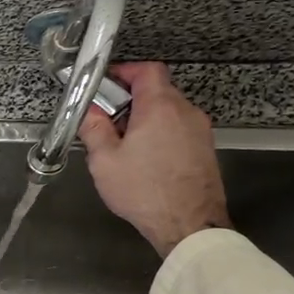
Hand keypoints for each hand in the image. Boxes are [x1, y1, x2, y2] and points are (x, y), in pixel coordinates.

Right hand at [77, 62, 230, 257]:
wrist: (187, 223)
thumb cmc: (144, 190)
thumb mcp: (104, 161)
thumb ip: (94, 130)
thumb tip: (89, 112)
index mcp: (160, 107)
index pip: (148, 70)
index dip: (125, 71)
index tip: (106, 83)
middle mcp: (185, 111)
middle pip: (158, 90)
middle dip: (129, 99)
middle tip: (105, 119)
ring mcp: (199, 129)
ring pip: (168, 111)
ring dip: (145, 118)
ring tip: (122, 144)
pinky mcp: (204, 147)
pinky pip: (178, 128)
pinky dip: (159, 132)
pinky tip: (143, 157)